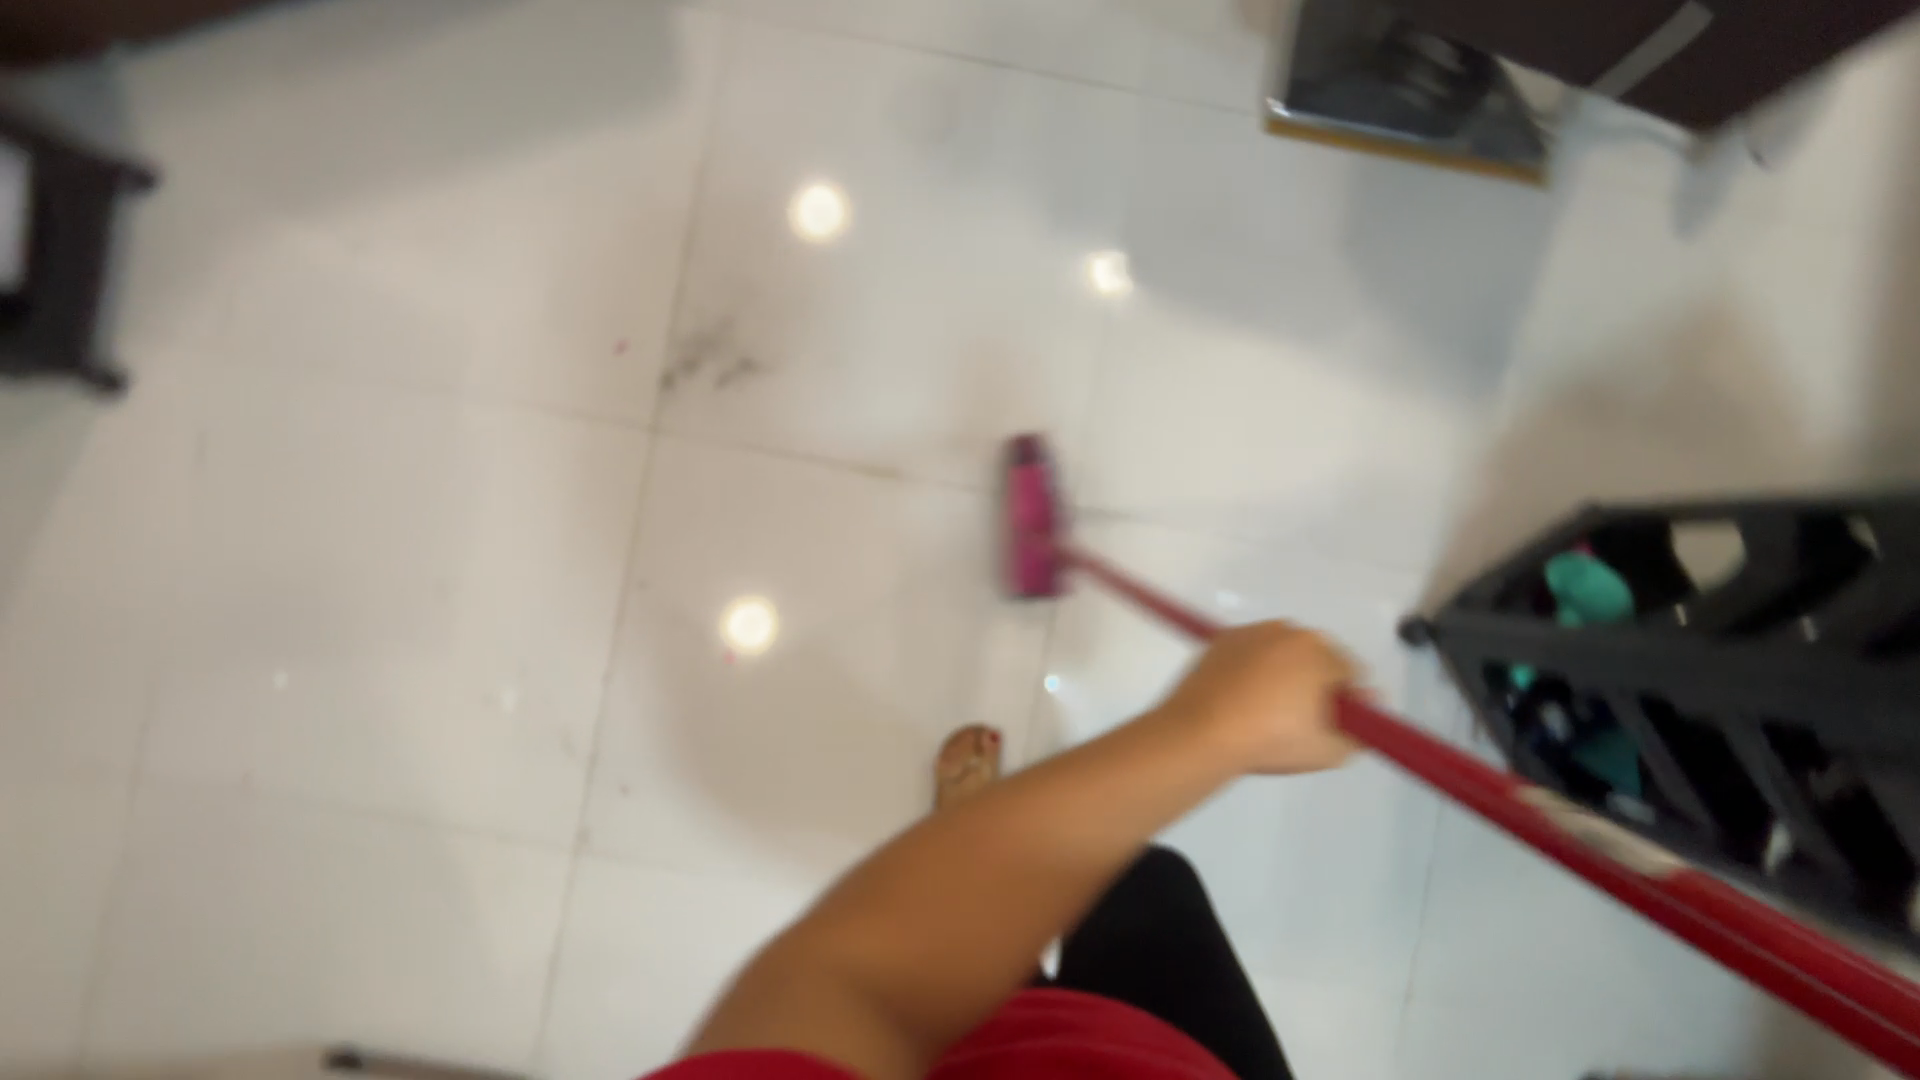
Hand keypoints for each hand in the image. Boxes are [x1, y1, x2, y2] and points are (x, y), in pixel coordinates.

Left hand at [1155, 621, 1360, 774]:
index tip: (1335, 722)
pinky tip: (1244, 694)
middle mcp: (1287, 631)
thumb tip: (1370, 705)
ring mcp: (1250, 632)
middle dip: (1317, 681)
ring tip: (1269, 707)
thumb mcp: (1329, 750)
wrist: (1200, 732)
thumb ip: (1361, 730)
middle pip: (1317, 656)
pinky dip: (1255, 666)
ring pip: (1283, 651)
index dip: (1349, 699)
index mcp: (1318, 652)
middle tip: (1301, 716)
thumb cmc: (1269, 740)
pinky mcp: (1221, 640)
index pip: (1351, 673)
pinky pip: (1252, 651)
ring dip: (1285, 670)